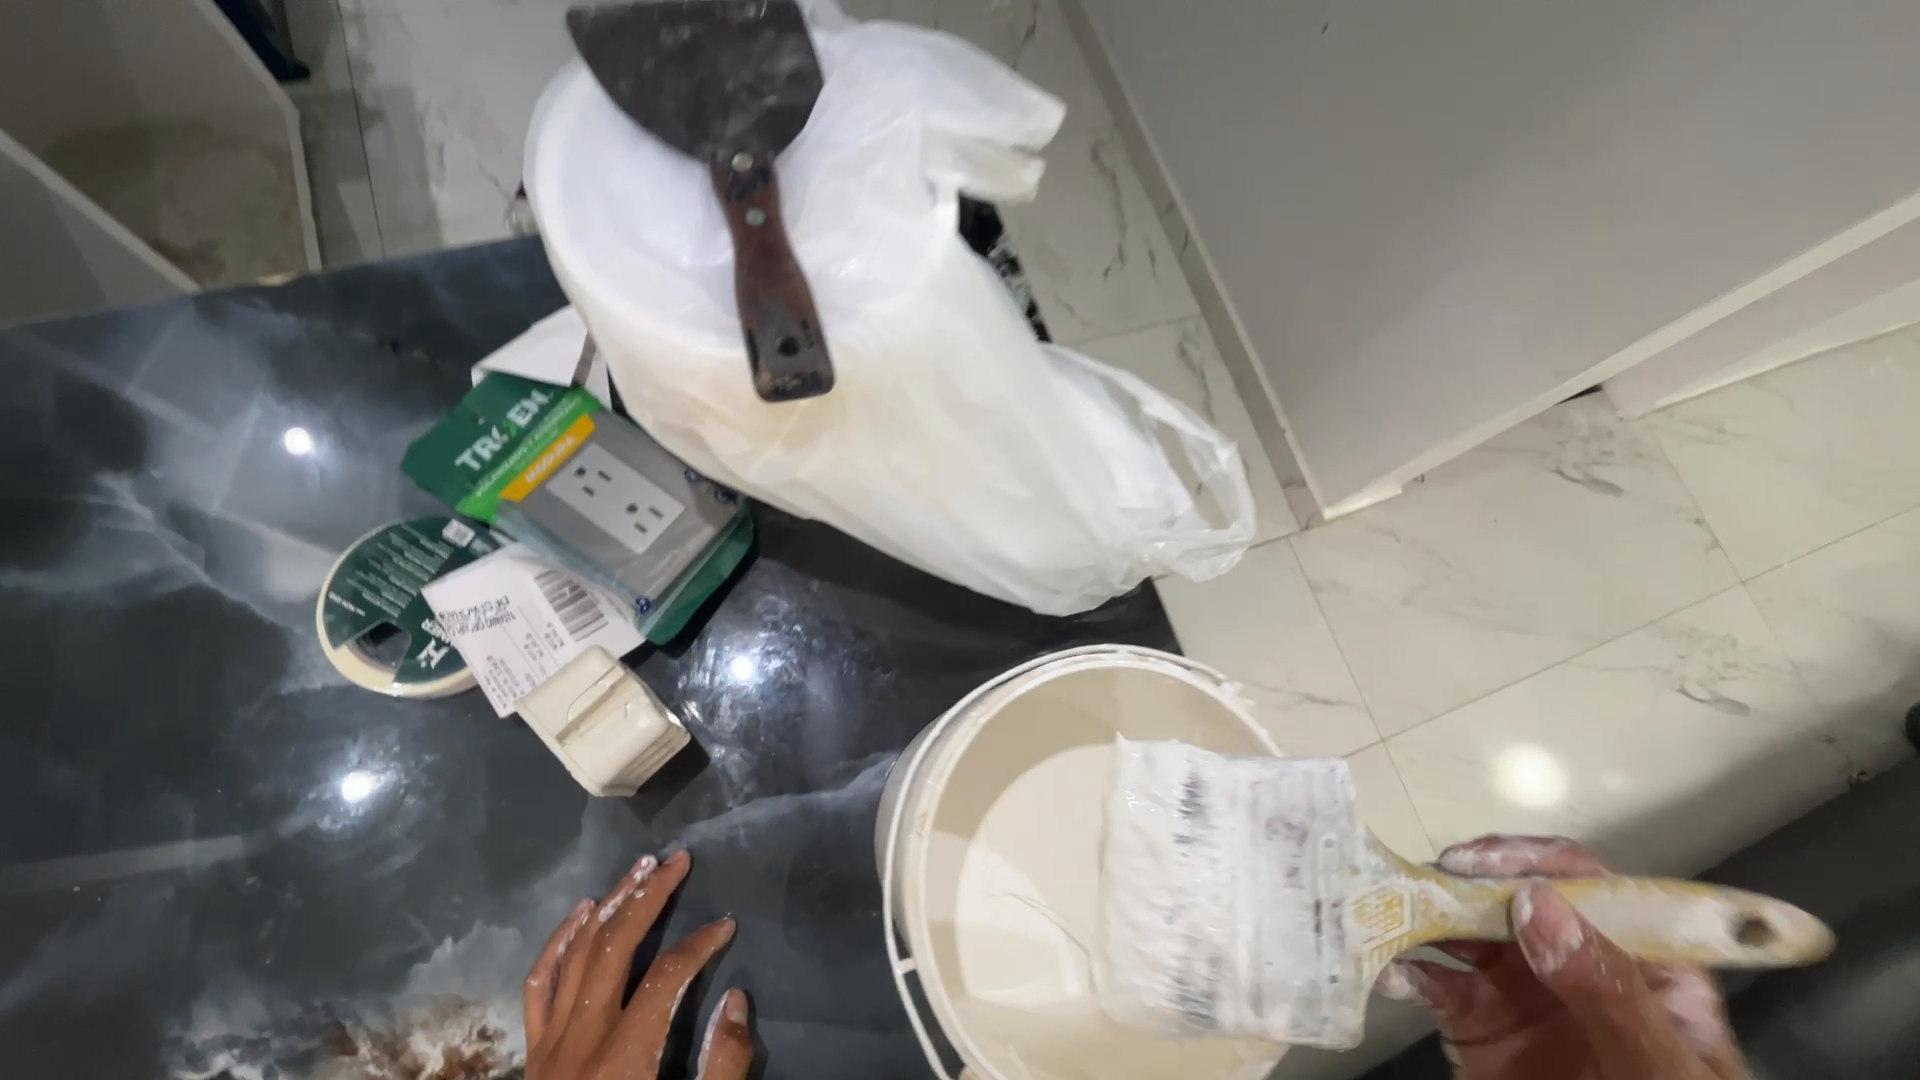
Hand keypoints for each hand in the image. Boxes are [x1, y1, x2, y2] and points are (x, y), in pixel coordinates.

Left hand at [524, 849, 753, 1078]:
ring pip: (575, 955)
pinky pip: (539, 987)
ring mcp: (548, 1047)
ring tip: (639, 868)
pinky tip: (580, 914)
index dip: (700, 942)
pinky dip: (559, 942)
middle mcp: (578, 1042)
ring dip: (609, 904)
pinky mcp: (534, 1055)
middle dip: (650, 897)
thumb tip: (737, 998)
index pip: (666, 976)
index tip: (728, 924)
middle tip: (680, 859)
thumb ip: (722, 1068)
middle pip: (614, 947)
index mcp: (621, 1060)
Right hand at [1374, 835, 1746, 1079]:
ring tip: (1385, 912)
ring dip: (1421, 917)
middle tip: (1416, 882)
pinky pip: (1431, 982)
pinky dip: (1402, 971)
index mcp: (1637, 964)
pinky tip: (1386, 972)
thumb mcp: (1657, 1071)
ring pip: (1462, 929)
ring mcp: (1519, 989)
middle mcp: (1570, 963)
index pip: (1587, 885)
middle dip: (1460, 883)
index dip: (1532, 861)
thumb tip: (1535, 902)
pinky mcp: (1474, 1020)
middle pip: (1510, 896)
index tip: (1475, 864)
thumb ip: (1607, 992)